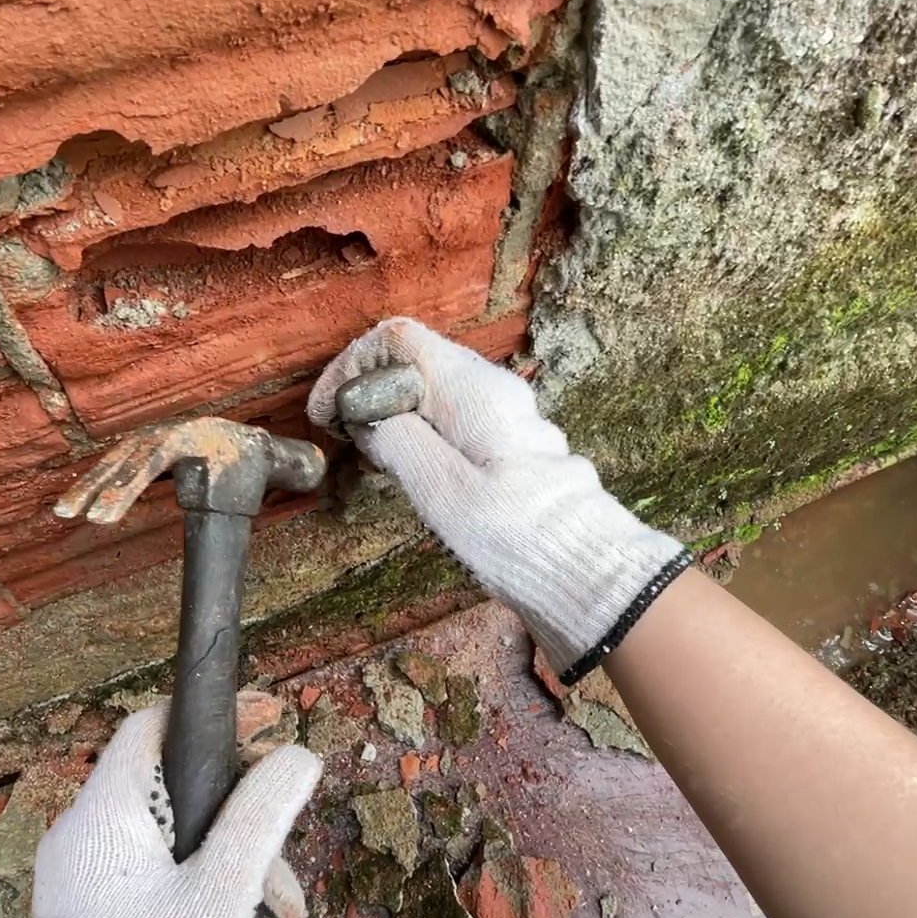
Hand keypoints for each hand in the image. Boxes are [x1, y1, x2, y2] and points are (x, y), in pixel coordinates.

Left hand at [0, 704, 321, 917]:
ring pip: (178, 844)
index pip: (154, 726)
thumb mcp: (221, 896)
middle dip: (245, 820)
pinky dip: (205, 902)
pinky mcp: (96, 916)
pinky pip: (159, 884)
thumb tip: (300, 755)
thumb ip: (261, 816)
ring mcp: (89, 879)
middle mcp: (87, 837)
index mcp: (104, 815)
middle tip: (290, 850)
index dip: (216, 718)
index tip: (271, 723)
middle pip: (179, 790)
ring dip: (237, 873)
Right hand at [308, 317, 689, 683]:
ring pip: (433, 392)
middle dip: (368, 390)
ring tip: (368, 452)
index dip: (352, 368)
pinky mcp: (510, 449)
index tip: (328, 415)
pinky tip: (409, 469)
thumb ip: (401, 443)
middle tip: (343, 434)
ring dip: (392, 412)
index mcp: (478, 393)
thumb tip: (369, 414)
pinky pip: (452, 419)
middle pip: (416, 361)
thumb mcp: (446, 494)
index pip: (401, 340)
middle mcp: (496, 394)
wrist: (588, 577)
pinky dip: (419, 432)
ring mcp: (507, 420)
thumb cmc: (520, 539)